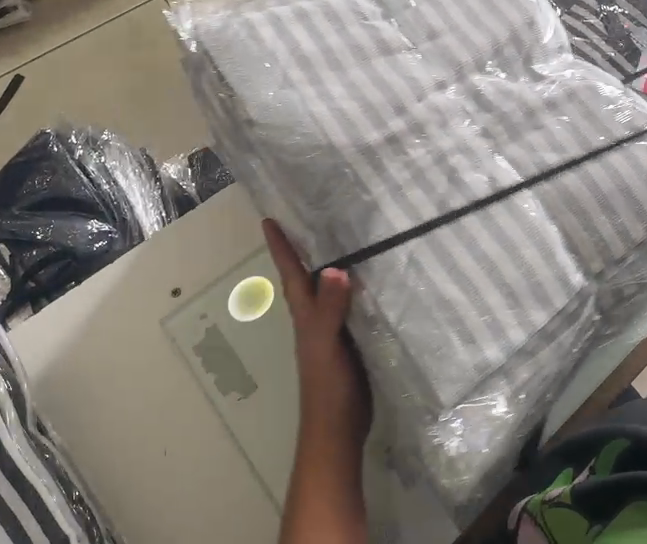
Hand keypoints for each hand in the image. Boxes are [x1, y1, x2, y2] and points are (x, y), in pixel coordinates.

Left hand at [263, 220, 371, 446]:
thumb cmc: (327, 387)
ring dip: (332, 266)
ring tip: (348, 238)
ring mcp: (333, 331)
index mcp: (306, 316)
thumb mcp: (326, 345)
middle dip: (305, 249)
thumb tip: (333, 269)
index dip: (281, 248)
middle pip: (307, 277)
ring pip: (329, 290)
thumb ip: (328, 310)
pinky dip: (358, 288)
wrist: (339, 429)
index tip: (269, 220)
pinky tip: (377, 281)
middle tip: (312, 216)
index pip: (291, 274)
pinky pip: (352, 305)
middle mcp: (316, 318)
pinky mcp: (352, 342)